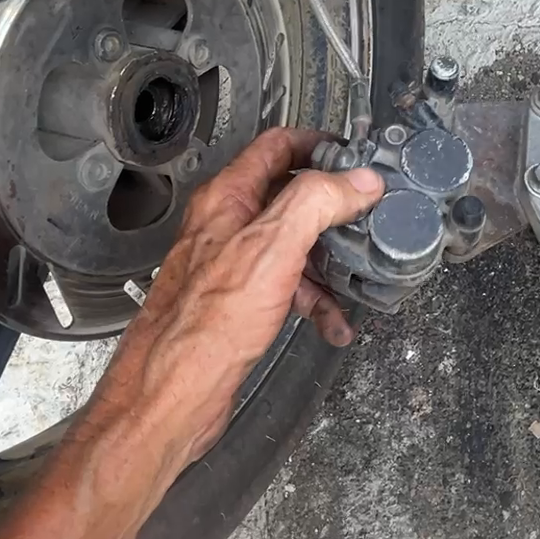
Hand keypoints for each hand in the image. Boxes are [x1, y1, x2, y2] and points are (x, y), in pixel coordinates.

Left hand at [93, 127, 382, 462]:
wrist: (173, 395)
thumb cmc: (206, 324)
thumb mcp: (273, 247)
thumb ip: (317, 202)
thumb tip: (359, 179)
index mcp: (228, 199)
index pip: (275, 146)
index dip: (317, 143)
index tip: (353, 156)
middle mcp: (228, 226)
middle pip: (289, 196)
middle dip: (332, 207)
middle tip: (366, 212)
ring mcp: (232, 264)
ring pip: (293, 245)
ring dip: (328, 259)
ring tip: (357, 273)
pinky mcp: (240, 302)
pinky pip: (287, 287)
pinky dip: (314, 300)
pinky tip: (334, 322)